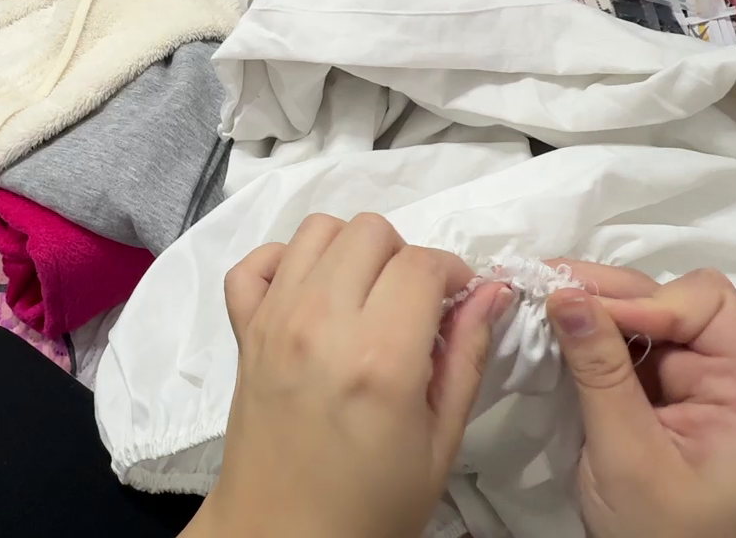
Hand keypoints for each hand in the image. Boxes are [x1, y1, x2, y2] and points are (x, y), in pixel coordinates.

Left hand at [183, 213, 511, 537]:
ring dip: (350, 248)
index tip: (457, 297)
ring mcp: (275, 317)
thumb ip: (467, 356)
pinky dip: (284, 261)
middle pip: (369, 230)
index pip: (422, 263)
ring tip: (364, 292)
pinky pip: (255, 260)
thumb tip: (492, 290)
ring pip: (317, 229)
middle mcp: (322, 320)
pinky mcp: (243, 325)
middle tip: (410, 301)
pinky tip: (307, 291)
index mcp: (379, 356)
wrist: (284, 535)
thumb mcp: (440, 441)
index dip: (452, 271)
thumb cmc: (372, 502)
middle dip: (403, 255)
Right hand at [546, 263, 735, 537]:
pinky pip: (620, 347)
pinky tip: (549, 331)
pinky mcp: (652, 400)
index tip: (588, 314)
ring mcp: (685, 388)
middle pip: (666, 300)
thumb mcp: (629, 457)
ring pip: (638, 318)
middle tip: (537, 287)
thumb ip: (599, 370)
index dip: (650, 298)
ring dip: (588, 307)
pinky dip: (583, 334)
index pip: (706, 303)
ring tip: (535, 302)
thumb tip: (564, 291)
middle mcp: (719, 378)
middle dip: (604, 291)